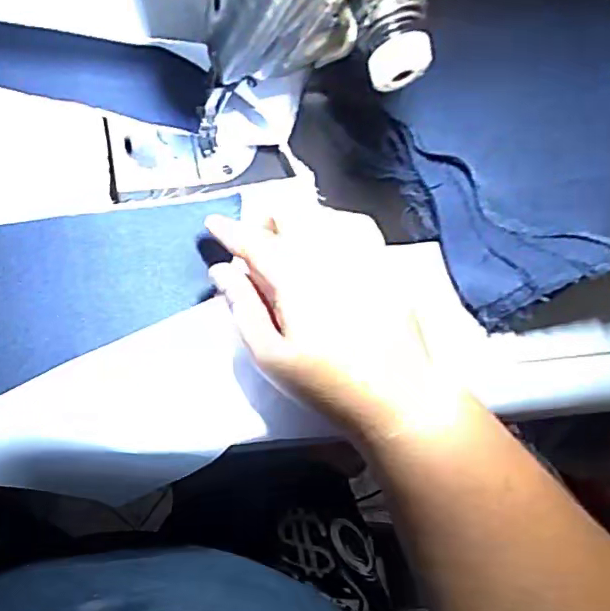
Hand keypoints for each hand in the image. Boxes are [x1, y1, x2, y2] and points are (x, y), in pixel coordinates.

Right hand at [205, 206, 458, 444]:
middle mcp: (331, 253)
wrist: (396, 398)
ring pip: (324, 214)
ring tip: (288, 246)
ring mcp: (364, 255)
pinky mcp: (387, 265)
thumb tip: (222, 271)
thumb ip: (243, 308)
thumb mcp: (270, 356)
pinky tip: (327, 248)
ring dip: (298, 221)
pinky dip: (331, 226)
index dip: (230, 231)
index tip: (213, 223)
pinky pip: (356, 227)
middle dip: (265, 221)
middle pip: (292, 212)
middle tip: (253, 248)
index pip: (255, 240)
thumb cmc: (324, 383)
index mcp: (296, 276)